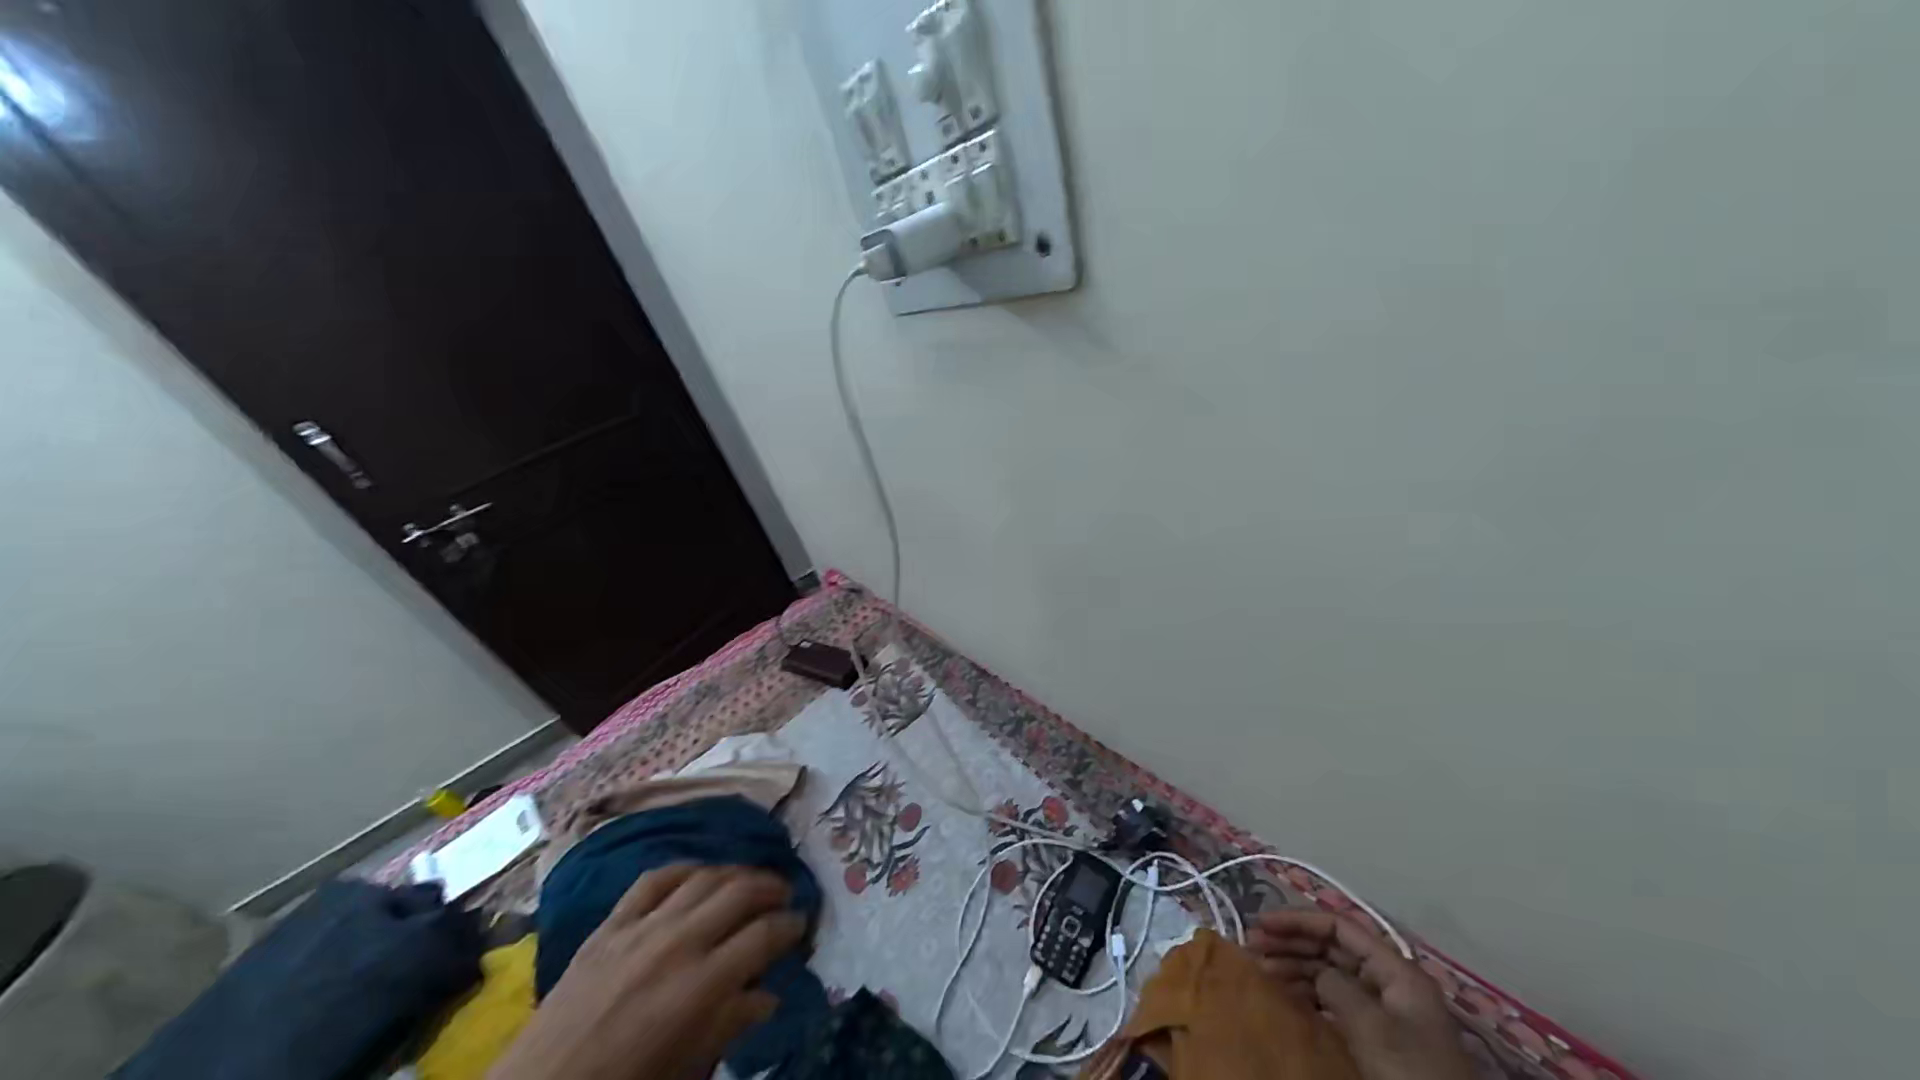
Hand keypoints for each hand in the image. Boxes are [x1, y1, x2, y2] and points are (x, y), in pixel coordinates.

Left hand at [488, 865, 806, 1079]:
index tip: (801, 924)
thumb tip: (769, 995)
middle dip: (772, 887)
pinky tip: (697, 874)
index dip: (790, 925)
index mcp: (700, 985)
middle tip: (785, 894)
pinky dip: (683, 870)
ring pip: (703, 877)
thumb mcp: (687, 1066)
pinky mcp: (610, 924)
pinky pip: (654, 879)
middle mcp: (677, 943)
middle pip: (740, 892)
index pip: (763, 936)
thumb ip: (731, 1023)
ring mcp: (641, 927)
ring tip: (750, 879)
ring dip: (735, 873)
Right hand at [1248, 910, 1475, 1079]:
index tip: (1261, 923)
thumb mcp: (1370, 1026)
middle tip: (1251, 945)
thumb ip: (1337, 986)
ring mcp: (1384, 1011)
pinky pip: (1335, 1001)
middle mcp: (1390, 982)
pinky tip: (1284, 995)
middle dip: (1291, 942)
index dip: (1298, 920)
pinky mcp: (1377, 1037)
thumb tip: (1315, 973)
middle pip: (1333, 947)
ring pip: (1331, 973)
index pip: (1340, 927)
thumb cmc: (1409, 1072)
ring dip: (1294, 967)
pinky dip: (1308, 993)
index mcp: (1396, 970)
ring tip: (1260, 969)